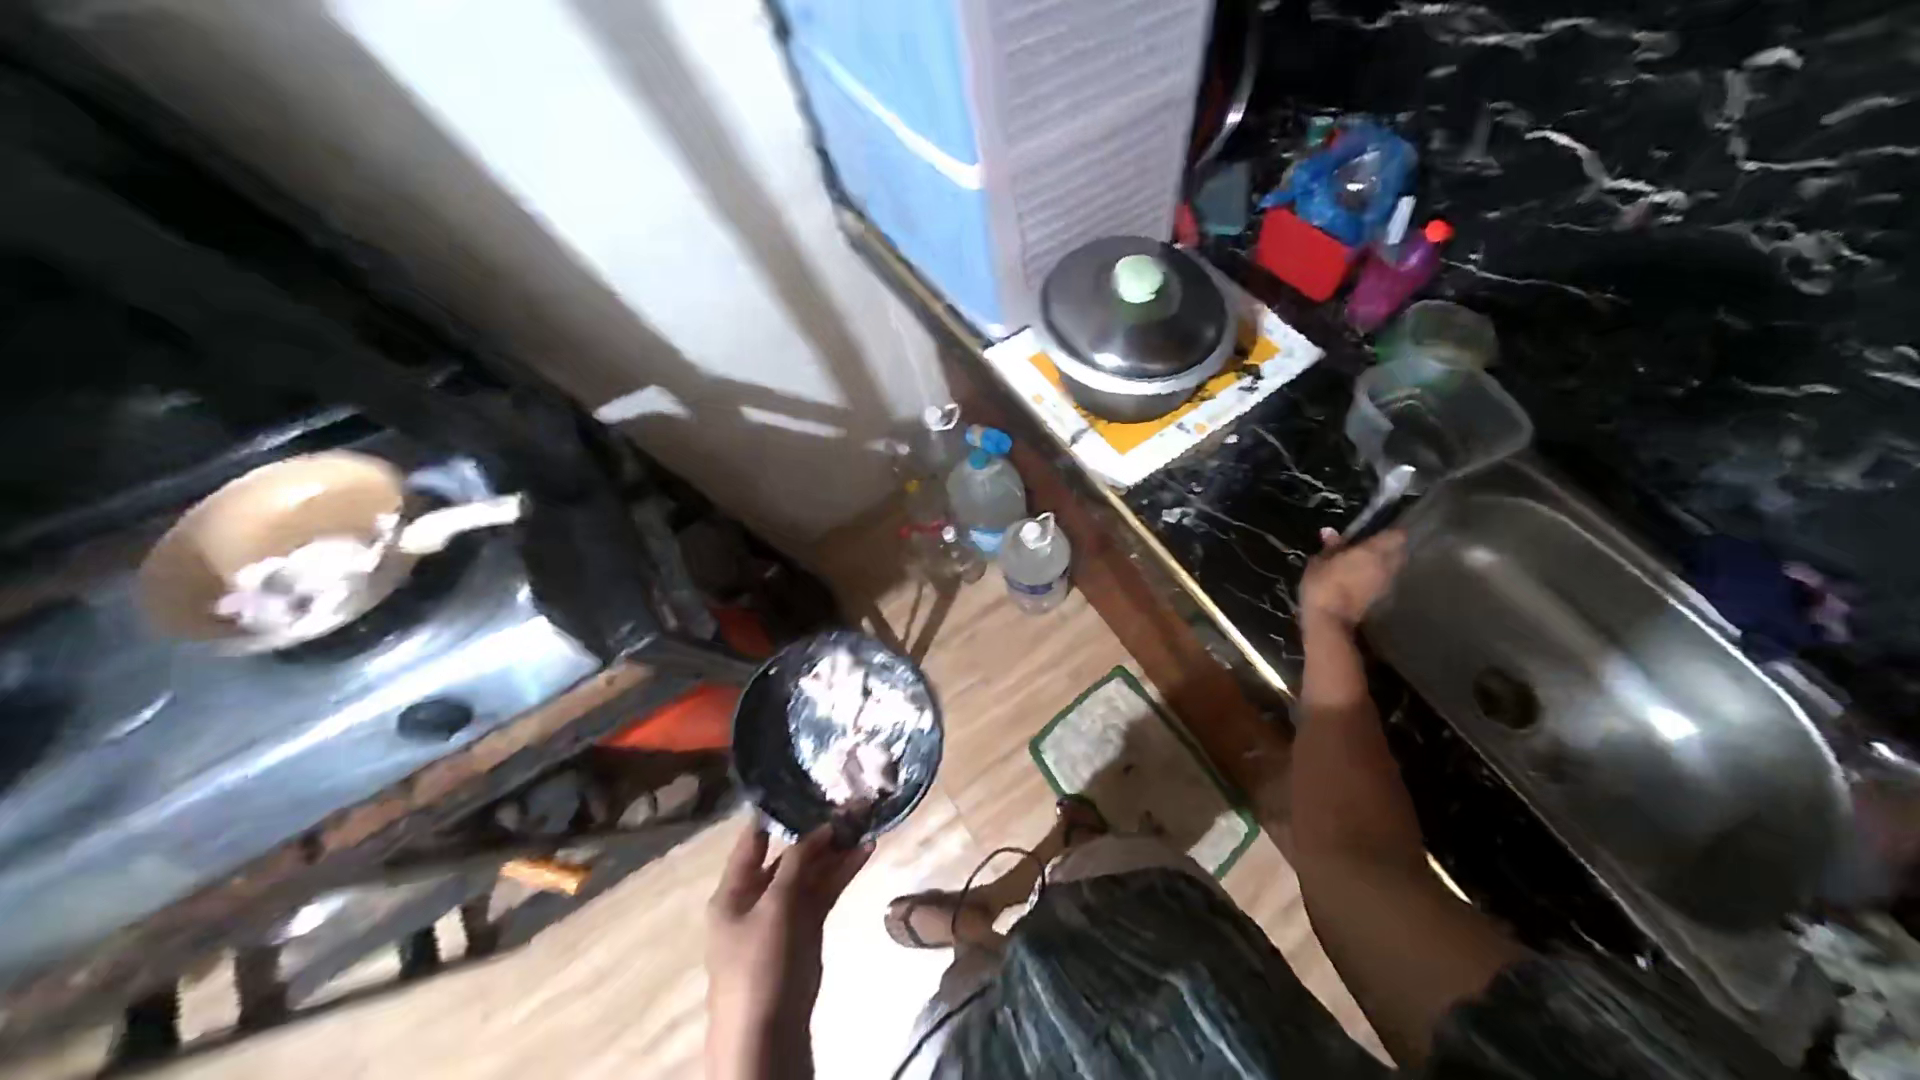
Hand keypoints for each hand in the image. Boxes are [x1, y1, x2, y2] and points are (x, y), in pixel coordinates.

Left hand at [705, 818, 869, 1077]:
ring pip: (812, 872)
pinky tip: (866, 851)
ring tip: (866, 820)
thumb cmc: (758, 964)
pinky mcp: (807, 928)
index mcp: (733, 890)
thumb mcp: (774, 907)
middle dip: (818, 831)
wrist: (767, 1034)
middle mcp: (757, 896)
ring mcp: (784, 913)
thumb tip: (820, 828)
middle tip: (848, 802)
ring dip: (836, 850)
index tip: (803, 784)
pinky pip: (824, 892)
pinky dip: (842, 873)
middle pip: (789, 855)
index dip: (776, 813)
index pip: (753, 840)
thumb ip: (796, 864)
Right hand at [1300, 527, 1406, 634]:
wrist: (1330, 621)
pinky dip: (1379, 577)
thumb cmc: (1323, 585)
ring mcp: (1388, 583)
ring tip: (1366, 563)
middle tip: (1372, 546)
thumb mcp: (1319, 562)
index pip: (1397, 535)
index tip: (1378, 530)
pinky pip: (1386, 581)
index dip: (1390, 531)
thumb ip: (1330, 547)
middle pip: (1400, 551)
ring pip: (1394, 567)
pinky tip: (1363, 580)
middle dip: (1390, 547)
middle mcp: (1387, 566)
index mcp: (1373, 551)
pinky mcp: (1383, 599)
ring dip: (1385, 563)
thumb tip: (1330, 531)